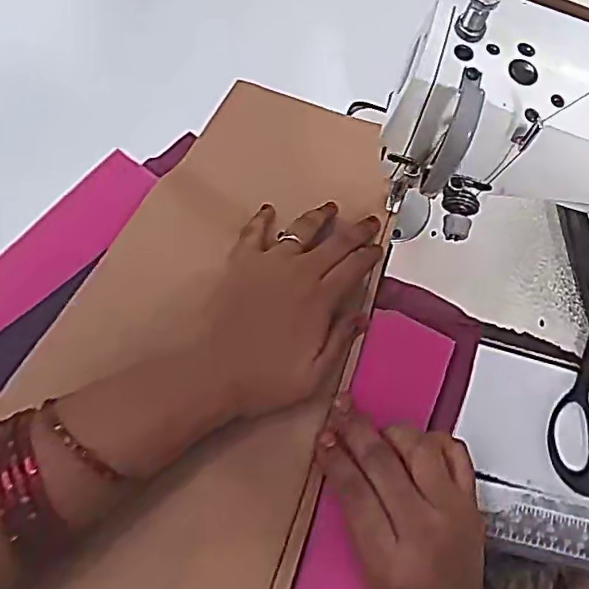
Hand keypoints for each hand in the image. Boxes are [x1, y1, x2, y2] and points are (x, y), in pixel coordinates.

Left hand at [195, 202, 383, 419]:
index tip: (377, 249)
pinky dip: (263, 219)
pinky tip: (269, 211)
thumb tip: (360, 317)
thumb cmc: (262, 379)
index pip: (354, 267)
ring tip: (330, 209)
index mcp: (320, 298)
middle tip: (368, 223)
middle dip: (357, 230)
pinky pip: (255, 231)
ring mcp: (270, 263)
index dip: (369, 255)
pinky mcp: (242, 262)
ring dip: (319, 216)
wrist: (211, 373)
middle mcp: (299, 273)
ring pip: (302, 228)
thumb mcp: (314, 374)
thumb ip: (341, 340)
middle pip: (337, 242)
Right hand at [319, 406, 492, 588]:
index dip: (336, 459)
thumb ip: (357, 527)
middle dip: (357, 431)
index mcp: (392, 564)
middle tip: (342, 412)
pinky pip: (456, 455)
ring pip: (421, 449)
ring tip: (376, 429)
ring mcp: (455, 514)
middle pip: (384, 463)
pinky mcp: (473, 507)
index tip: (324, 440)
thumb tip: (340, 468)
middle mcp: (427, 532)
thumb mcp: (367, 584)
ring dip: (394, 432)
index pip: (356, 492)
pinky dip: (436, 440)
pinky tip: (418, 440)